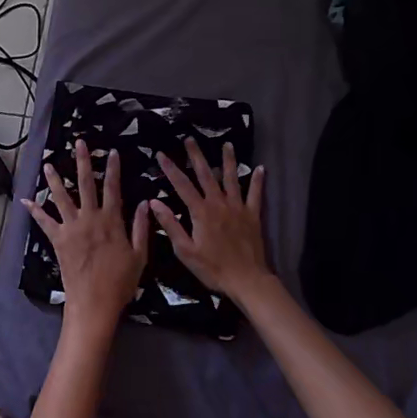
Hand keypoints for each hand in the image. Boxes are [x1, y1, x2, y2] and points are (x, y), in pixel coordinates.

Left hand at [22, 139, 149, 321]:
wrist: (94, 303)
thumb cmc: (121, 282)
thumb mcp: (140, 255)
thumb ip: (141, 228)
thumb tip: (146, 203)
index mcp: (112, 221)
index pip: (114, 188)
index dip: (114, 169)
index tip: (113, 152)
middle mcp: (90, 219)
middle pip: (85, 184)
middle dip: (82, 162)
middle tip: (79, 144)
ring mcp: (71, 229)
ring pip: (61, 197)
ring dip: (53, 180)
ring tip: (48, 164)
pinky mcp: (58, 241)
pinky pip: (44, 222)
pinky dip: (35, 211)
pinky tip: (25, 200)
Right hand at [151, 138, 269, 299]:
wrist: (246, 278)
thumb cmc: (212, 268)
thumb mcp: (185, 251)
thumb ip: (171, 225)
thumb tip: (154, 202)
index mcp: (200, 212)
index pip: (182, 185)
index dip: (170, 169)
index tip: (161, 154)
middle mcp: (219, 204)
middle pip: (206, 175)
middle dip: (197, 156)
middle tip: (190, 139)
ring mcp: (238, 207)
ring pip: (232, 178)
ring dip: (228, 160)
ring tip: (227, 144)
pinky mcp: (253, 215)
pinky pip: (256, 194)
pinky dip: (258, 181)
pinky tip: (261, 168)